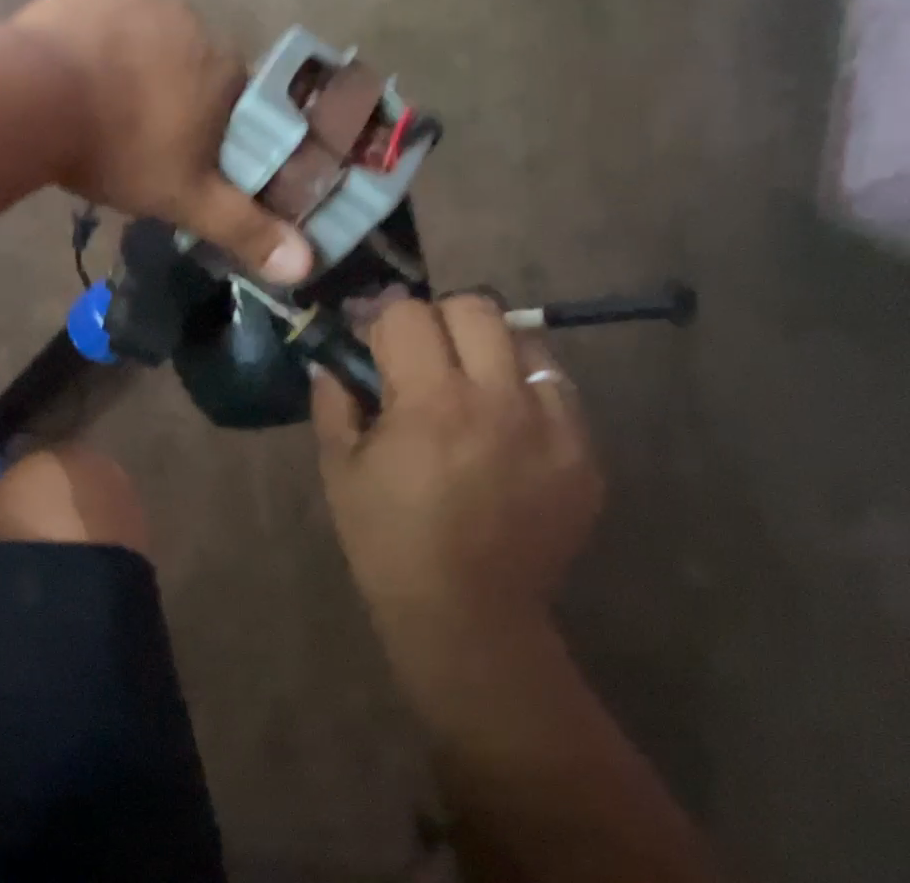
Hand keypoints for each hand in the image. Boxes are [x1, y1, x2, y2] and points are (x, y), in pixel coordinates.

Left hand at [12, 0, 313, 283]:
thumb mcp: (183, 200)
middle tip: (125, 130)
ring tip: (86, 100)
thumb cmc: (118, 153)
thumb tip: (306, 265)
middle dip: (164, 89)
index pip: (231, 96)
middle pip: (184, 60)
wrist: (36, 103)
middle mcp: (188, 20)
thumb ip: (243, 228)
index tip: (175, 150)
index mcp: (220, 69)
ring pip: (138, 32)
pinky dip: (82, 35)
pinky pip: (91, 11)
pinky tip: (61, 65)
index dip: (206, 124)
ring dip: (122, 59)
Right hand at [312, 296, 604, 631]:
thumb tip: (332, 362)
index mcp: (430, 402)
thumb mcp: (339, 469)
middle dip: (437, 319)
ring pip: (527, 339)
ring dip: (488, 348)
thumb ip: (334, 403)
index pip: (408, 314)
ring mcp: (554, 424)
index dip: (381, 321)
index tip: (370, 343)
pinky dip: (523, 391)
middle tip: (419, 355)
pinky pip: (558, 390)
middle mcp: (500, 399)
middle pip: (476, 307)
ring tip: (467, 387)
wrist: (466, 610)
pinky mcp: (585, 453)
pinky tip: (500, 428)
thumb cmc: (386, 539)